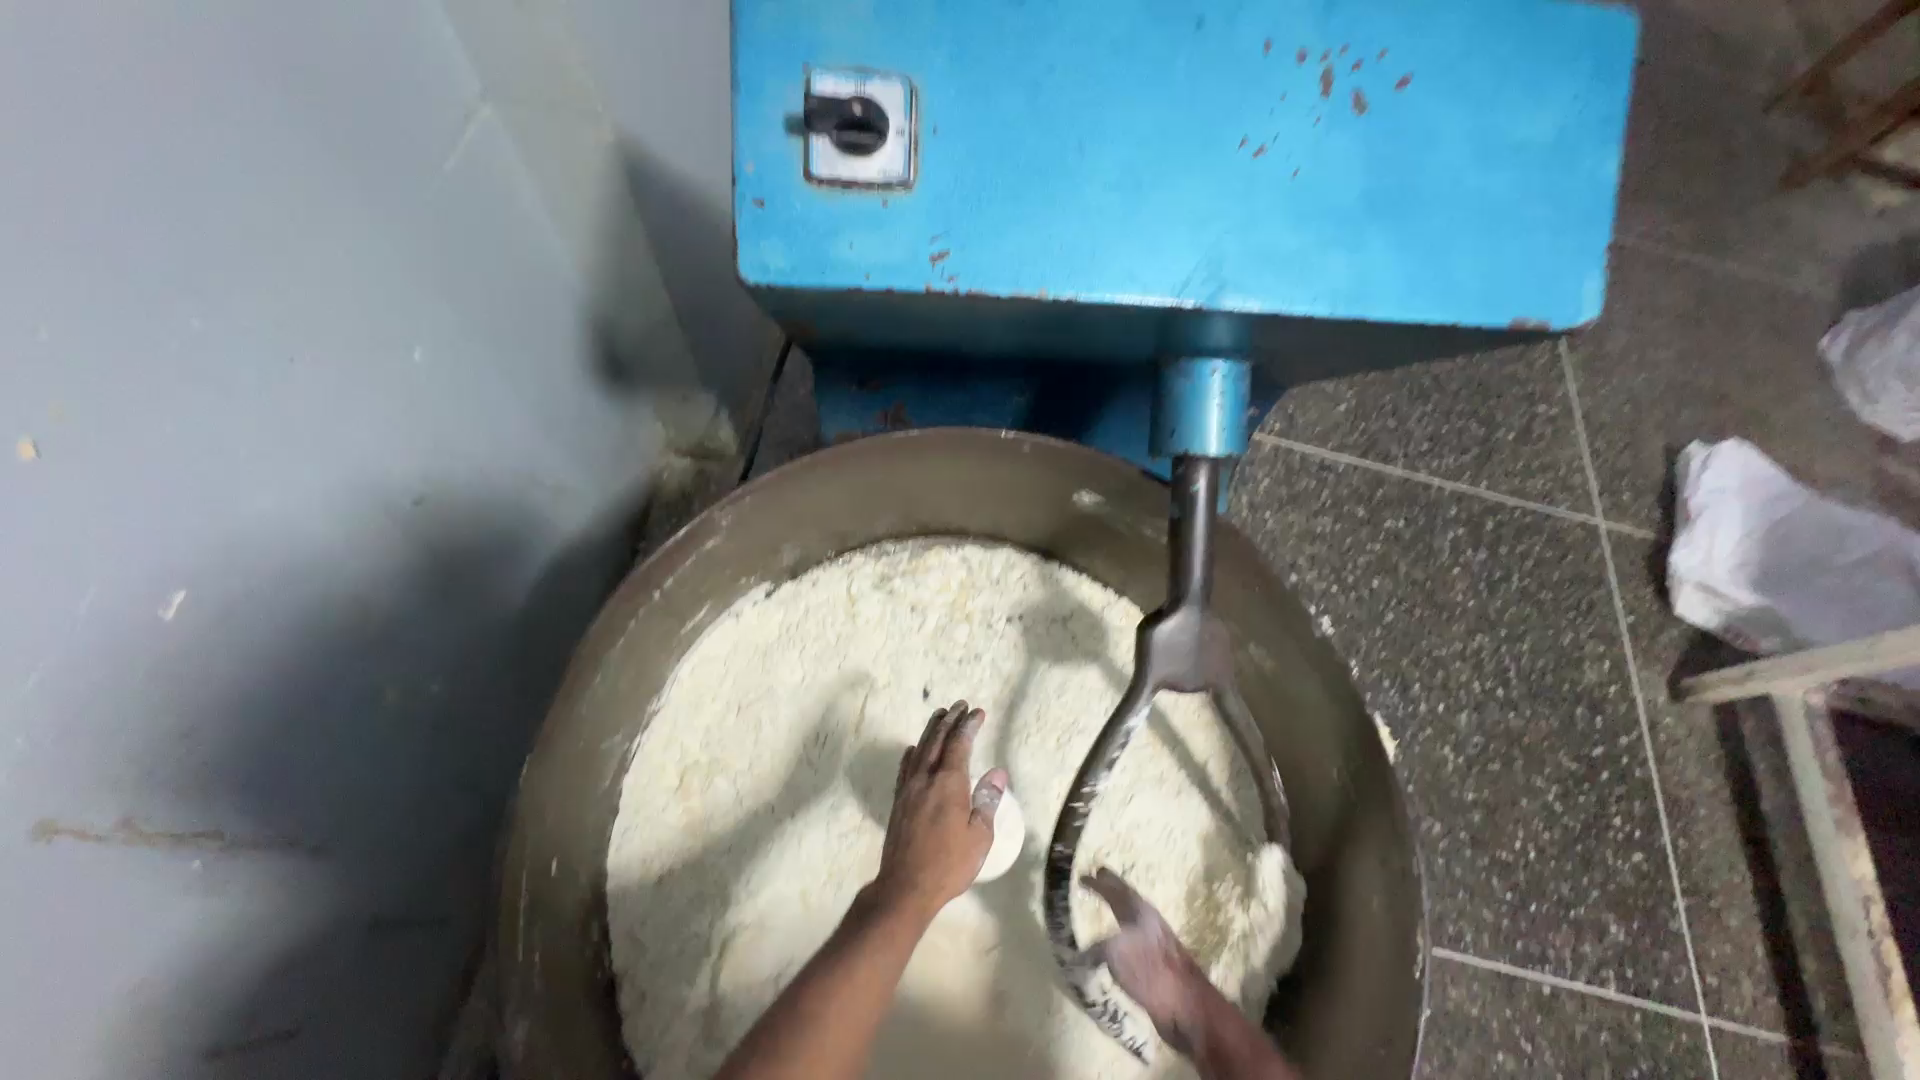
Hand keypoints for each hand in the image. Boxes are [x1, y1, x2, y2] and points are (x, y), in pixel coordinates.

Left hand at [869, 700, 1008, 920]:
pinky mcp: (898, 801)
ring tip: (940, 715)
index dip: (969, 726)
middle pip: (938, 740)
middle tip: (960, 705)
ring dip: (931, 730)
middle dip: (950, 720)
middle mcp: (926, 779)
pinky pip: (905, 768)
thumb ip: (987, 801)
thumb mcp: (979, 836)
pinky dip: (912, 753)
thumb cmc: (949, 864)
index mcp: (948, 784)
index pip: (960, 745)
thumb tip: (997, 773)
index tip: (978, 712)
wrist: (906, 885)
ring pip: (920, 750)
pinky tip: (913, 749)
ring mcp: (908, 789)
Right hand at [1079, 869, 1210, 1052]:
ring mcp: (1156, 941)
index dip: (1099, 883)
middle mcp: (1149, 922)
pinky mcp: (1158, 963)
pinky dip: (1120, 935)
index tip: (1083, 875)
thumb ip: (1097, 949)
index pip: (1116, 890)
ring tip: (1106, 905)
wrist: (1186, 1005)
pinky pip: (1132, 940)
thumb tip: (1081, 955)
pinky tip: (1115, 944)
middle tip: (1097, 877)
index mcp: (1141, 912)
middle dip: (1111, 888)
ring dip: (1118, 909)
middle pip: (1127, 899)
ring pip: (1131, 918)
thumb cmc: (1150, 971)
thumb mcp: (1116, 953)